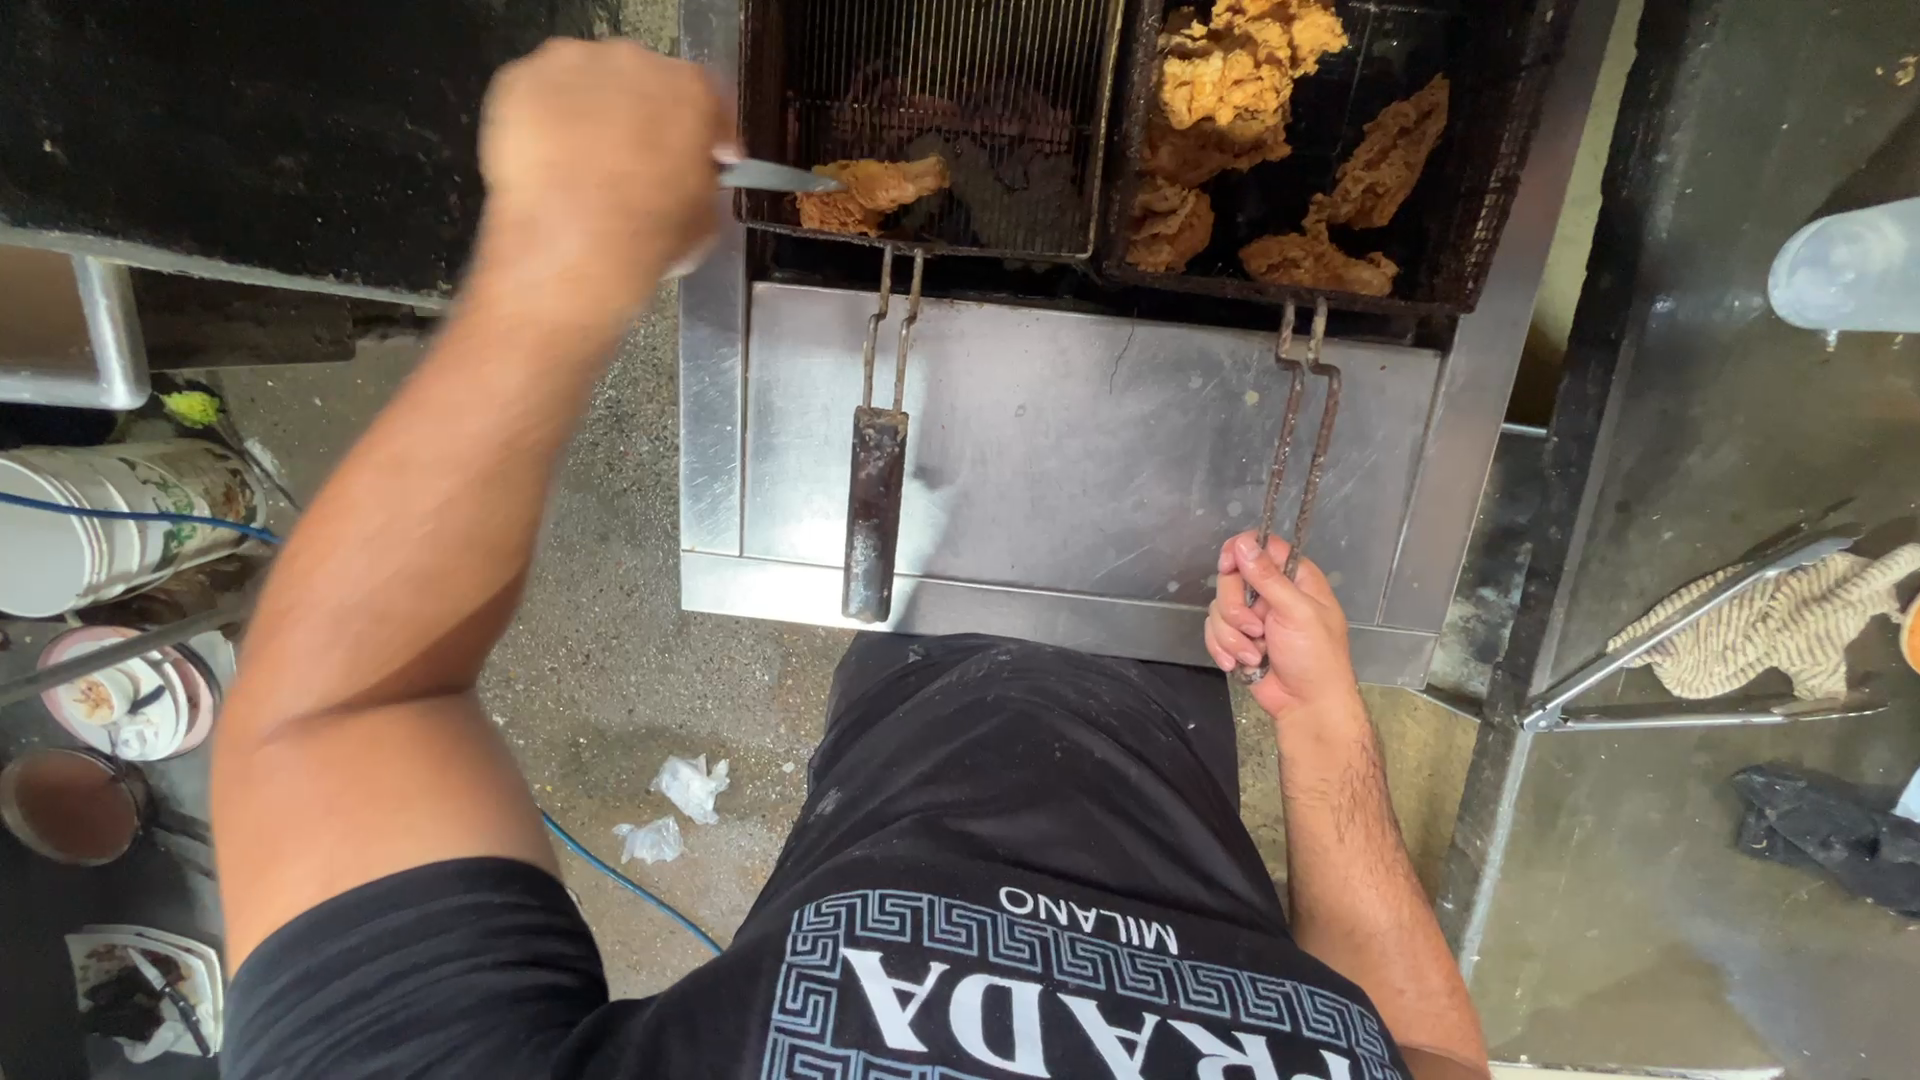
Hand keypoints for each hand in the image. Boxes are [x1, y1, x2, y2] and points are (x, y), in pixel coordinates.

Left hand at [473, 38, 730, 327]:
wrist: (576, 242)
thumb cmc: (654, 233)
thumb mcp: (705, 218)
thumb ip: (702, 183)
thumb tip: (690, 182)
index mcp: (691, 91)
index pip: (710, 103)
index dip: (710, 136)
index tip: (710, 160)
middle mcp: (632, 61)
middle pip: (648, 83)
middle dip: (650, 118)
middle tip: (646, 164)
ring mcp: (570, 64)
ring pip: (592, 83)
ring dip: (598, 115)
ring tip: (593, 165)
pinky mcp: (519, 81)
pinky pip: (545, 97)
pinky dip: (552, 123)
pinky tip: (556, 163)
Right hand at [1204, 531, 1361, 717]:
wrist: (1305, 705)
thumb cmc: (1315, 657)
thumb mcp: (1296, 612)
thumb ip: (1268, 577)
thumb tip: (1243, 543)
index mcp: (1294, 578)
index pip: (1259, 546)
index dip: (1239, 553)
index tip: (1228, 567)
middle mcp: (1270, 592)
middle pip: (1230, 579)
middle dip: (1235, 610)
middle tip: (1254, 629)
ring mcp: (1251, 616)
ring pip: (1217, 608)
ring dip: (1231, 637)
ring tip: (1254, 654)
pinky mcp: (1236, 638)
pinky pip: (1213, 631)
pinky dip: (1223, 649)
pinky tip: (1240, 664)